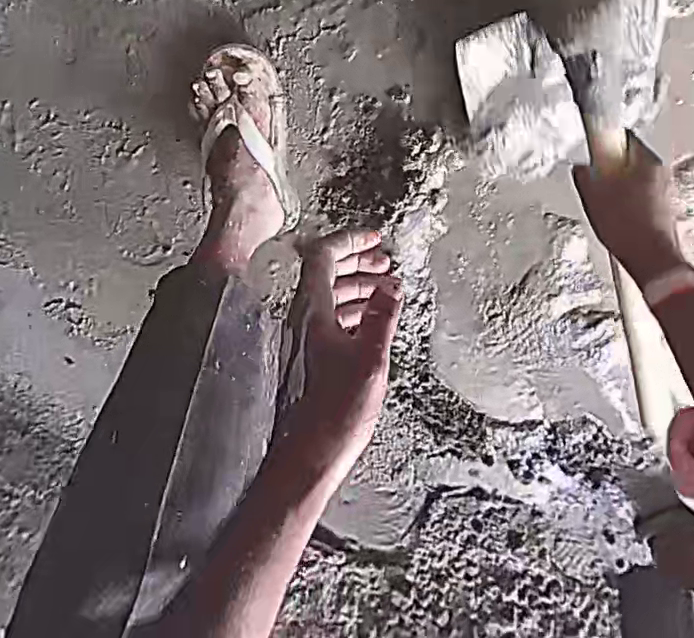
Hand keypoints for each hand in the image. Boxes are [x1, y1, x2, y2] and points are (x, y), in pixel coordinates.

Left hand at [286, 228, 399, 484]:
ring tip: (386, 288)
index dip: (350, 240)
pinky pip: (330, 316)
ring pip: (329, 294)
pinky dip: (352, 309)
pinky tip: (371, 320)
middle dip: (357, 261)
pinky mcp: (308, 355)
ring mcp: (303, 337)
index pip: (324, 256)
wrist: (308, 455)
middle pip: (326, 272)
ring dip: (357, 285)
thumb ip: (382, 317)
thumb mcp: (370, 359)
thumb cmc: (334, 413)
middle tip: (384, 262)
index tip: (375, 239)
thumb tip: (391, 287)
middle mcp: (302, 319)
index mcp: (312, 311)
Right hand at [571, 132, 691, 279]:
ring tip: (605, 200)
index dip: (603, 140)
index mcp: (646, 160)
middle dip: (610, 164)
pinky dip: (629, 198)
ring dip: (620, 181)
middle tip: (594, 177)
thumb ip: (584, 173)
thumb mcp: (592, 195)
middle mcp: (661, 171)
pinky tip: (618, 214)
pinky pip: (642, 192)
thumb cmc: (628, 227)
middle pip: (630, 155)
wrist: (653, 261)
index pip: (623, 134)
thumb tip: (581, 166)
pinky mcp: (665, 206)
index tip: (592, 149)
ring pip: (636, 175)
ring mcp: (666, 189)